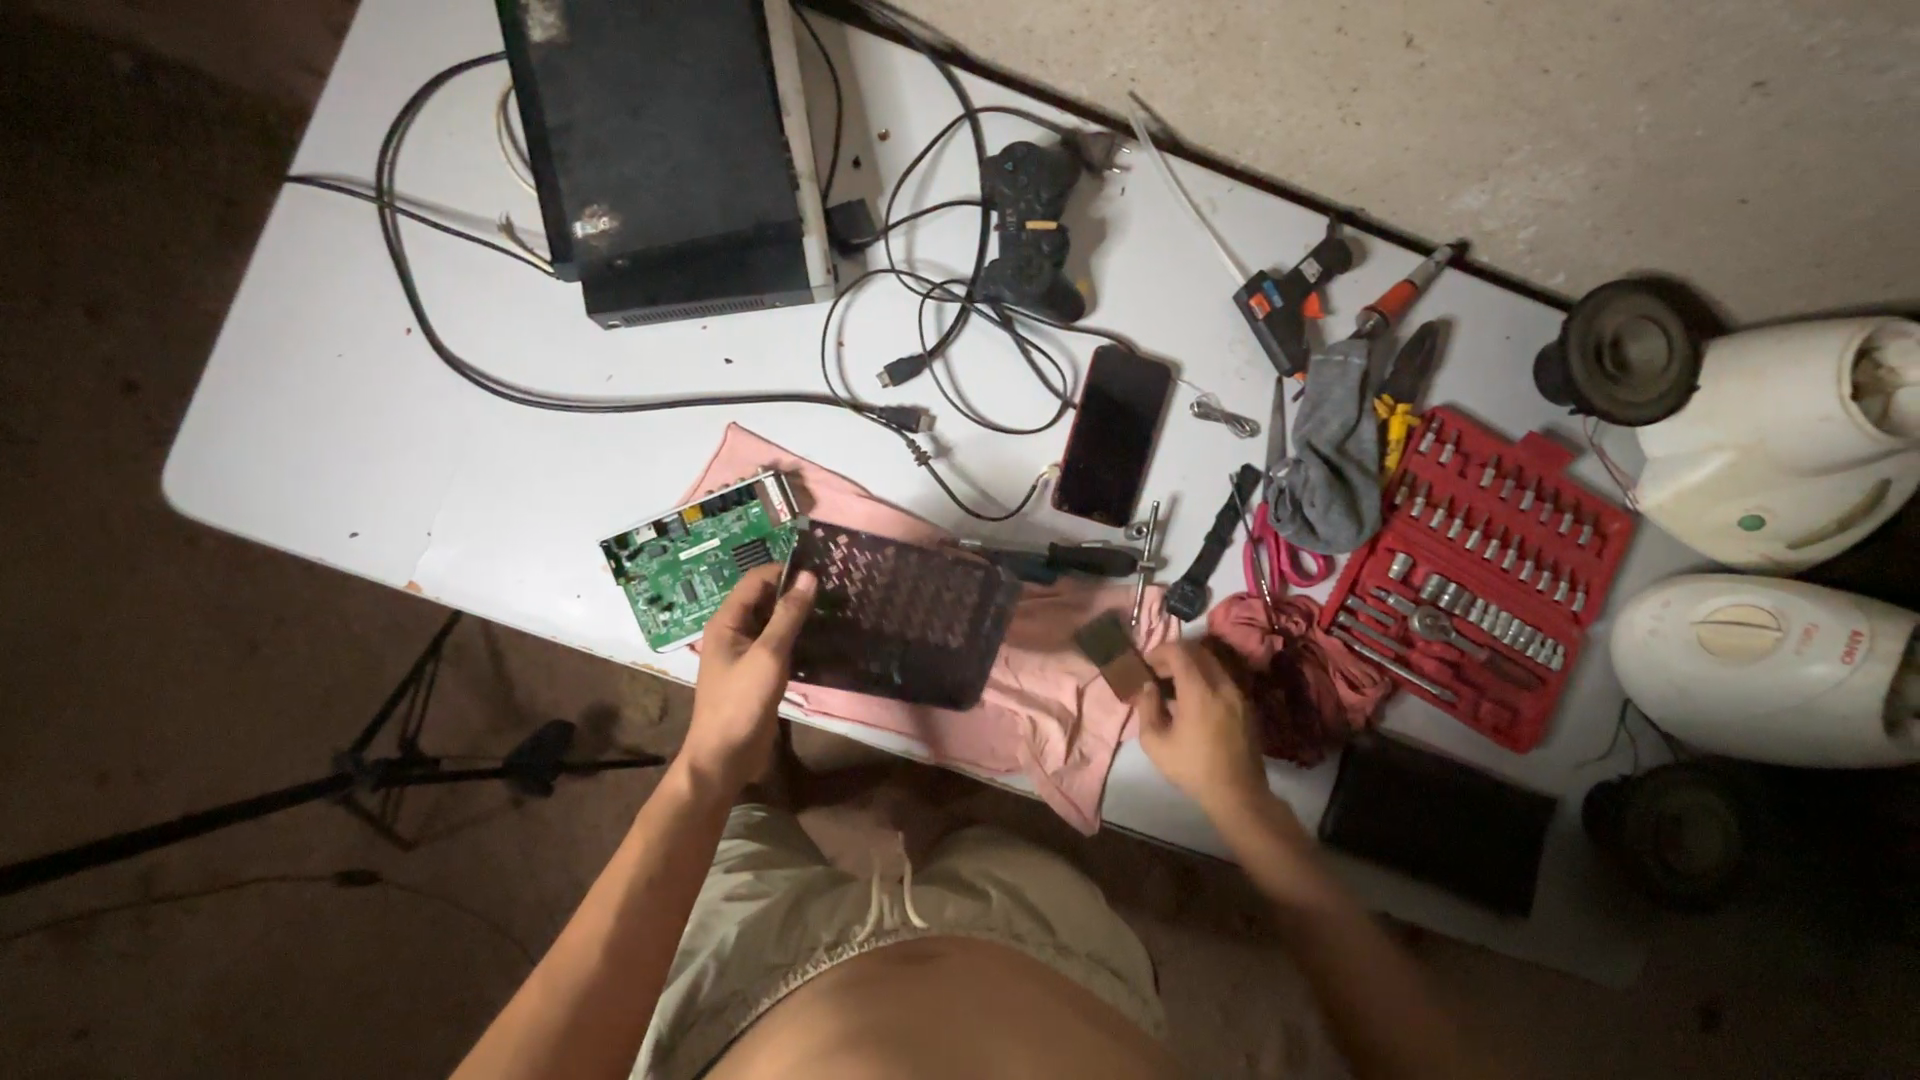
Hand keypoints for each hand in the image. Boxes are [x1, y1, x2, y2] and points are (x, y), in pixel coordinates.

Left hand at [681, 564, 816, 794]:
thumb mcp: (769, 655)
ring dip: (796, 616)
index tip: (820, 574)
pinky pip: (776, 645)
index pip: (756, 580)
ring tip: (832, 611)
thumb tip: (808, 577)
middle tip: (832, 592)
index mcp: (726, 621)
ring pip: (772, 623)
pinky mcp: (756, 673)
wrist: (725, 756)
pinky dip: (794, 638)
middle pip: (764, 599)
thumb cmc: (742, 702)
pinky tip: (819, 640)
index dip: (785, 572)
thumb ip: (788, 615)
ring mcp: (744, 653)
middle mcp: (732, 631)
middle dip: (793, 593)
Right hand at [1134, 641, 1270, 818]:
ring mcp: (1238, 695)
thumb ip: (1147, 708)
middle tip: (1158, 672)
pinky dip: (1205, 679)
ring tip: (1174, 686)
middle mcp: (1222, 686)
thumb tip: (1148, 687)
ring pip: (1213, 664)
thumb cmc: (1192, 769)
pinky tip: (1194, 702)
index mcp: (1199, 692)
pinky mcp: (1246, 706)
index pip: (1179, 652)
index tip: (1146, 664)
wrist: (1237, 793)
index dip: (1159, 651)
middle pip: (1199, 652)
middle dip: (1175, 655)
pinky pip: (1223, 680)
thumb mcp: (1155, 743)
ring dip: (1191, 666)